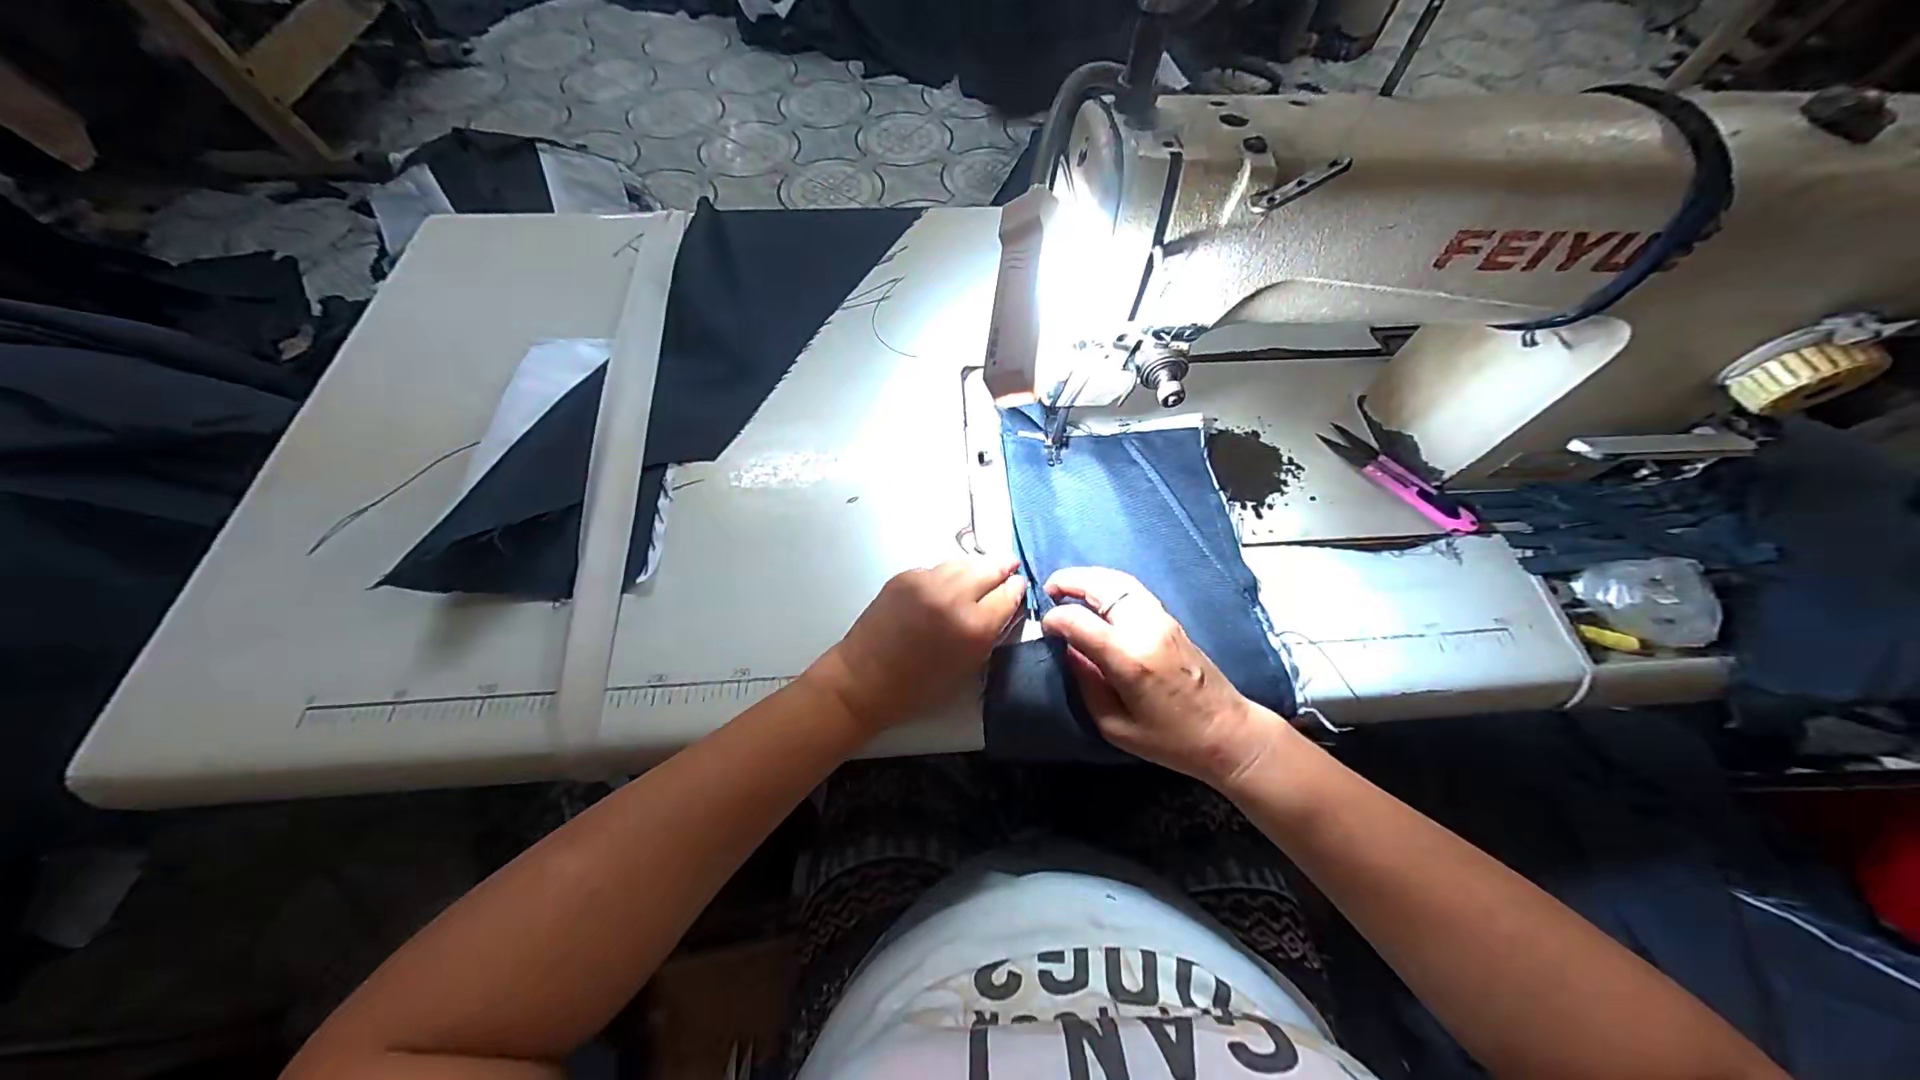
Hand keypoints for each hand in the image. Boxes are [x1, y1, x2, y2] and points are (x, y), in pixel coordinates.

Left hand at [809, 556, 1027, 733]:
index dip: (1017, 590)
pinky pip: (937, 569)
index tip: (1019, 587)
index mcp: (974, 626)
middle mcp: (953, 596)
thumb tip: (1005, 604)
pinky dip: (948, 575)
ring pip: (963, 562)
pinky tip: (948, 586)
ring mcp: (926, 582)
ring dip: (976, 567)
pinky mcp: (905, 576)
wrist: (864, 679)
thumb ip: (991, 632)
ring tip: (981, 574)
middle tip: (1010, 568)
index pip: (1009, 594)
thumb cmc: (919, 686)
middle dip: (1002, 568)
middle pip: (990, 568)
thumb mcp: (968, 665)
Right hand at [1039, 567, 1289, 785]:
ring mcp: (1161, 618)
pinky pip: (1132, 588)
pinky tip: (1095, 595)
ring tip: (1066, 587)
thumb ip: (1085, 682)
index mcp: (1128, 658)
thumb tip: (1067, 649)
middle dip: (1069, 582)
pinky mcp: (1170, 618)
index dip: (1054, 620)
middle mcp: (1145, 628)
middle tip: (1048, 589)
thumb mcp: (1113, 724)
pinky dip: (1108, 584)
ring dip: (1088, 578)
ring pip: (1118, 580)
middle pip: (1100, 585)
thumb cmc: (1169, 739)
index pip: (1078, 620)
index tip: (1045, 629)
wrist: (1226, 732)